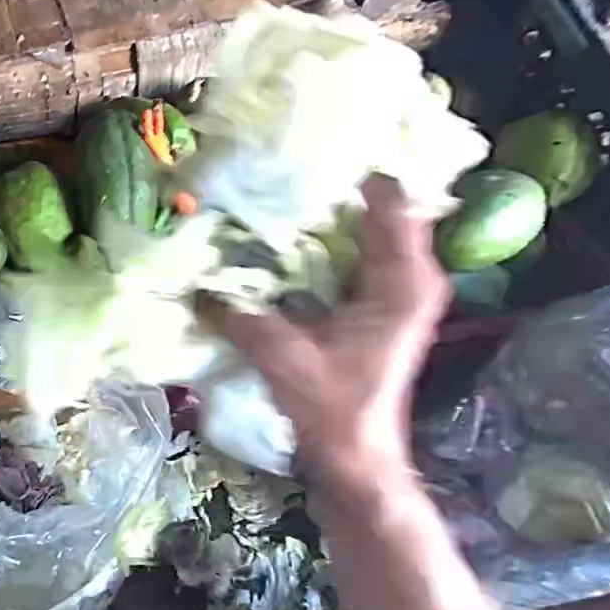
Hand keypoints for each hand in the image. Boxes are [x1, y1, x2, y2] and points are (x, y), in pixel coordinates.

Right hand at [219, 175, 448, 490]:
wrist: (353, 454)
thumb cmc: (332, 407)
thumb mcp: (283, 358)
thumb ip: (243, 319)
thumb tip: (201, 289)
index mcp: (403, 283)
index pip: (392, 204)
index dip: (355, 176)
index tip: (311, 155)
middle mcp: (409, 280)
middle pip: (379, 214)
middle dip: (336, 194)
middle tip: (286, 172)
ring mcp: (394, 295)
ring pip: (366, 237)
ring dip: (329, 221)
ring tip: (283, 199)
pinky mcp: (375, 310)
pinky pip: (354, 260)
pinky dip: (325, 249)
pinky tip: (287, 246)